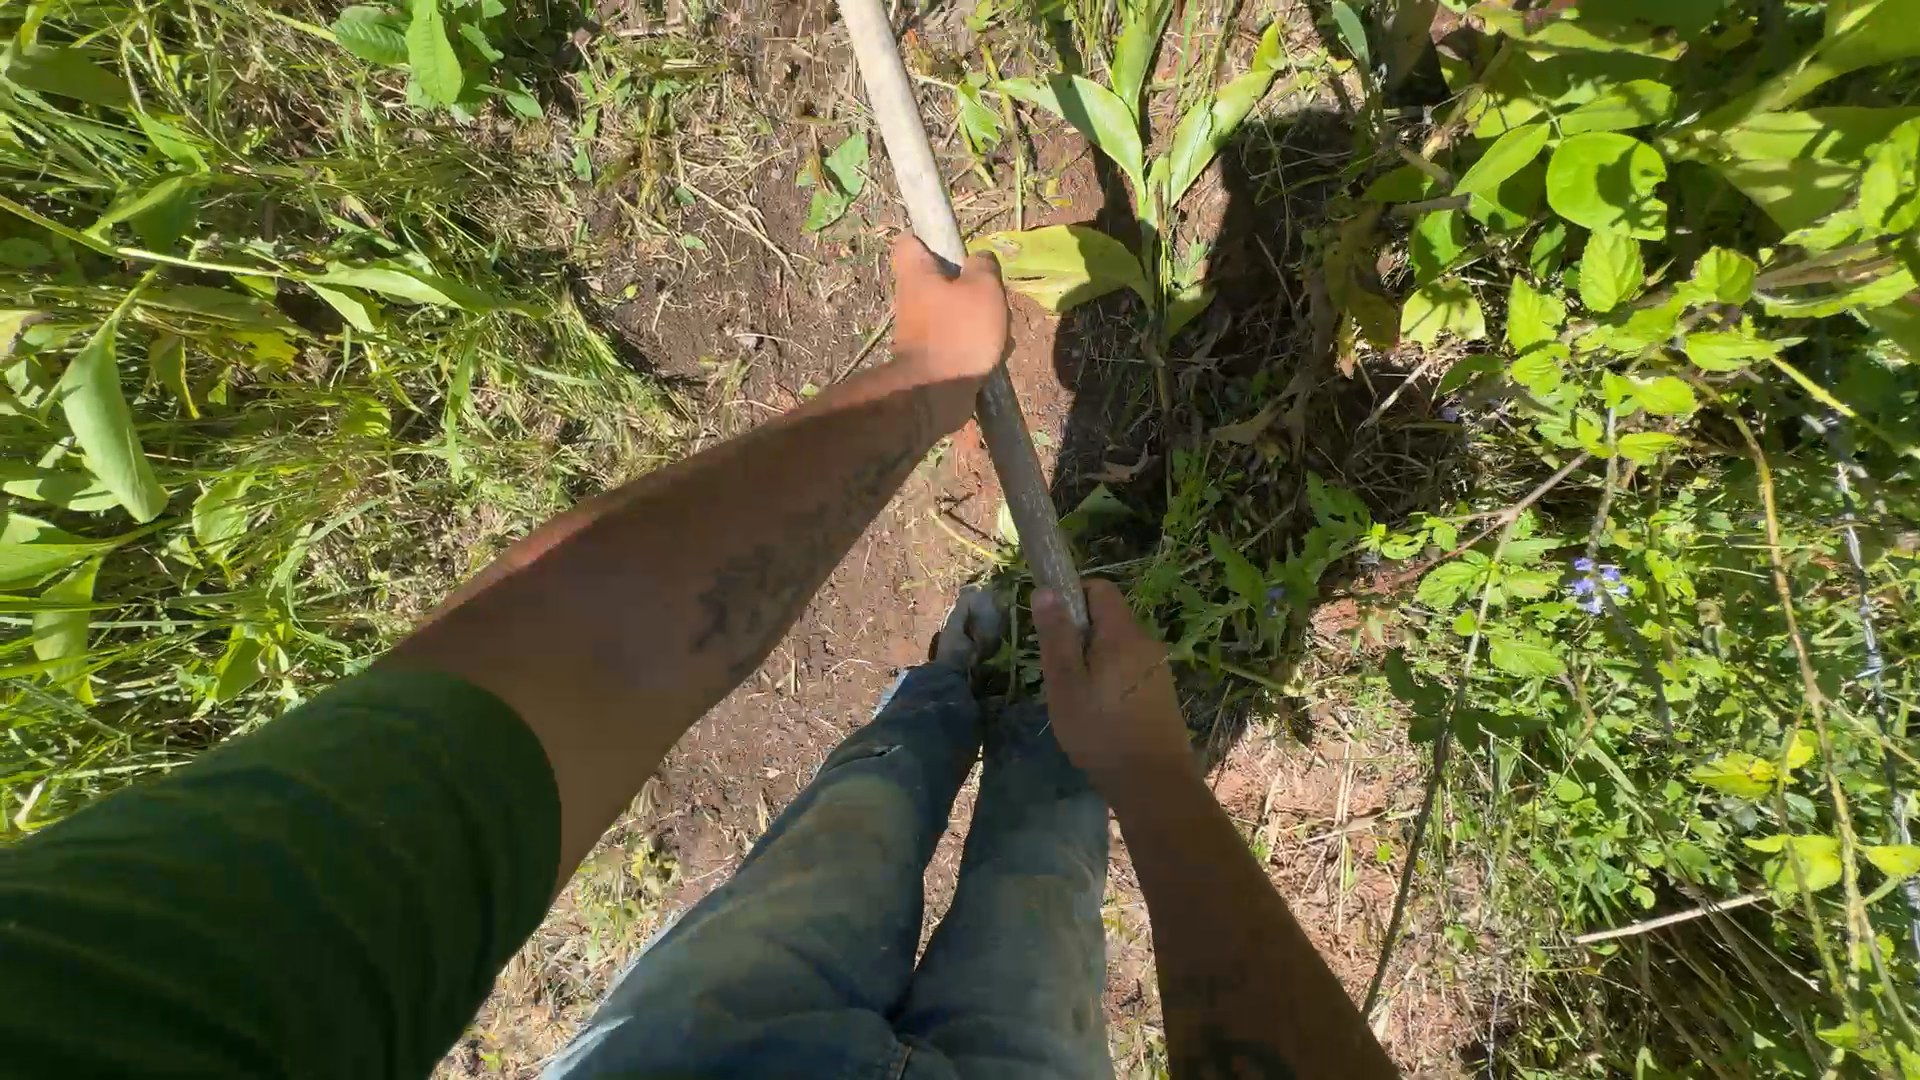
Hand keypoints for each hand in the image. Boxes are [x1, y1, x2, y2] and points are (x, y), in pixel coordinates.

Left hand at [891, 233, 1007, 381]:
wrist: (936, 393)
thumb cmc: (959, 332)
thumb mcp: (983, 287)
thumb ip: (984, 266)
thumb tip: (980, 260)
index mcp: (916, 273)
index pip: (909, 241)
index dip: (929, 238)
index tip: (953, 247)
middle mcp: (912, 299)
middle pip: (941, 281)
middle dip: (970, 287)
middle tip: (990, 295)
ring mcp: (920, 331)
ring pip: (955, 314)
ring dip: (980, 321)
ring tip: (1001, 331)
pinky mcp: (932, 357)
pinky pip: (958, 342)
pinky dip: (976, 346)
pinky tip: (995, 355)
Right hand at [1033, 579, 1193, 792]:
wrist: (1152, 784)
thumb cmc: (1101, 730)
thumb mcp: (1066, 682)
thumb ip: (1056, 635)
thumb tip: (1046, 589)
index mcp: (1123, 634)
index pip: (1100, 588)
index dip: (1072, 596)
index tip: (1053, 628)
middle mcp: (1146, 642)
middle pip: (1108, 619)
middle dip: (1079, 635)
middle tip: (1060, 672)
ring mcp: (1157, 668)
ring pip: (1117, 647)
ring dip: (1093, 660)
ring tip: (1077, 697)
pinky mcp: (1160, 692)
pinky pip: (1129, 669)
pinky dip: (1110, 679)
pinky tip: (1099, 713)